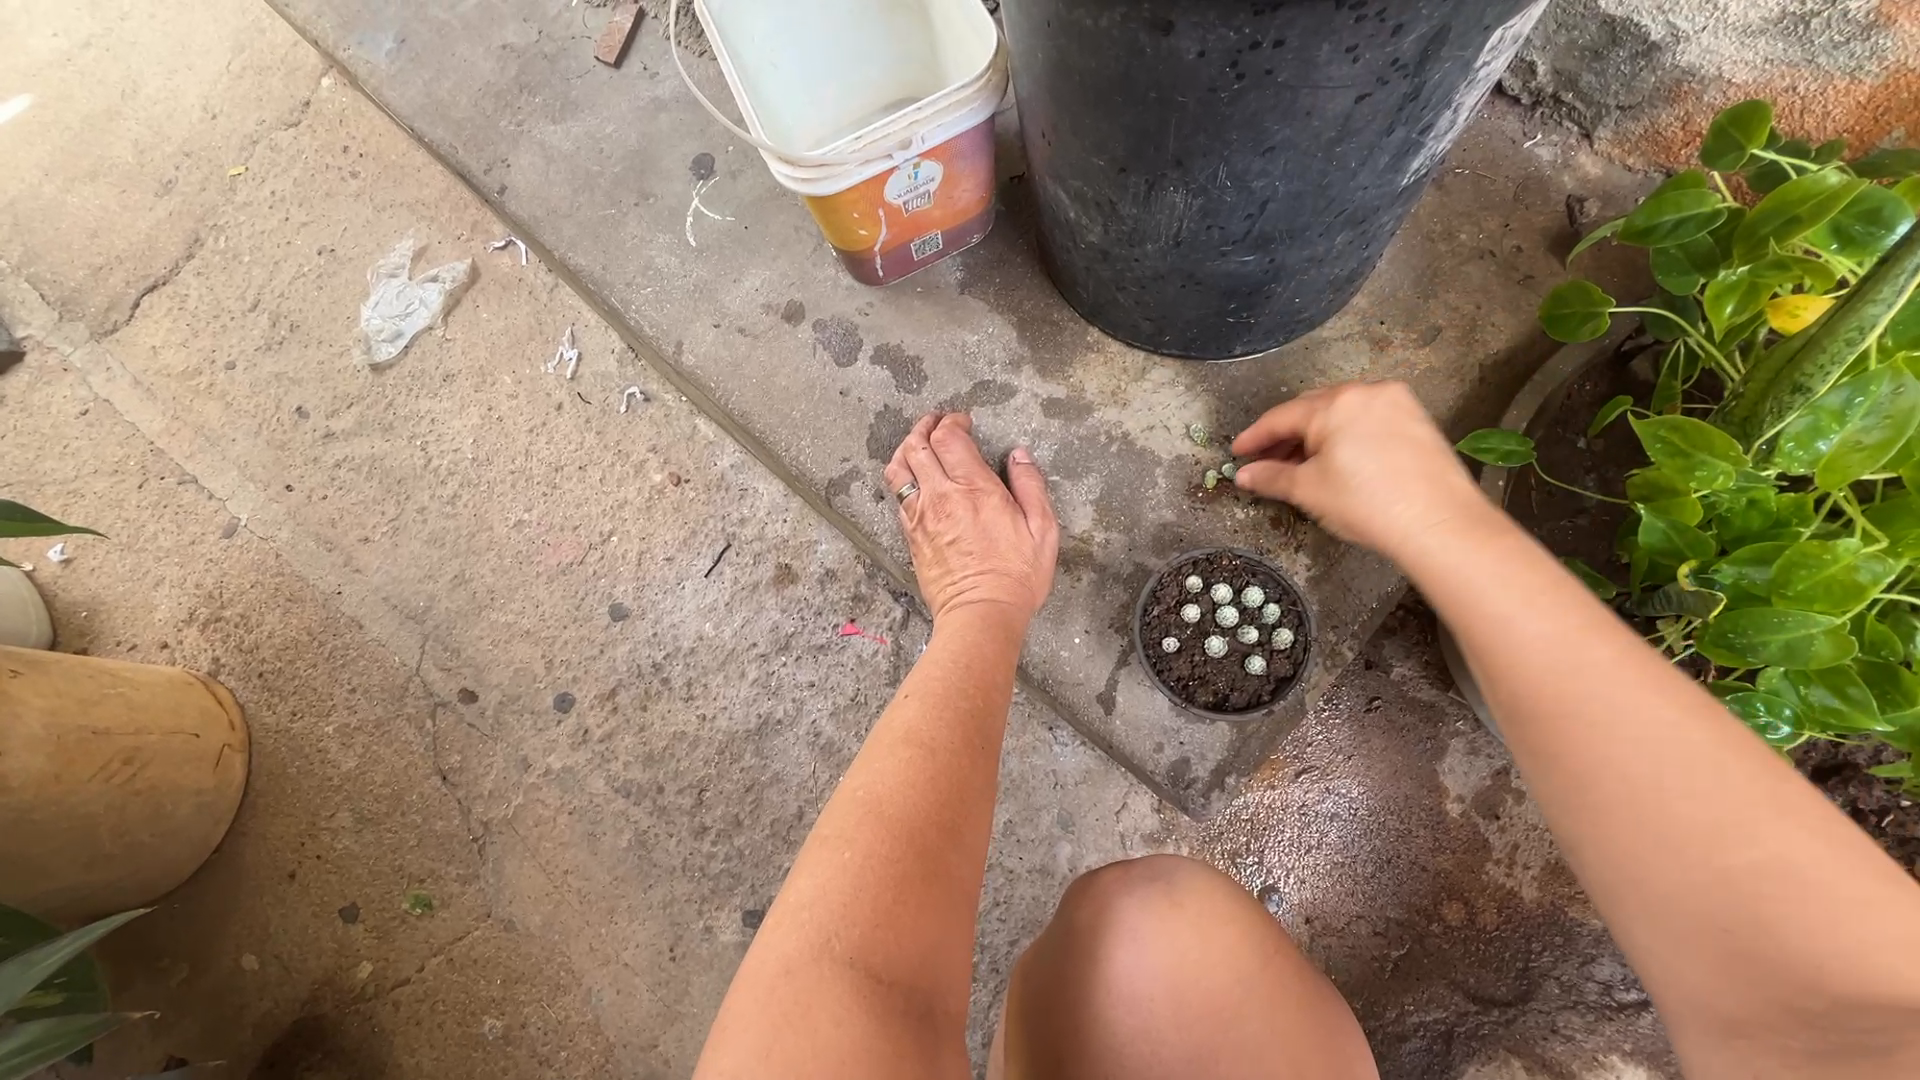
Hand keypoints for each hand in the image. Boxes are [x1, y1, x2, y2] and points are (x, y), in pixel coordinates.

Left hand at [884, 413, 1058, 623]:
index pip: (949, 438)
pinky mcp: (911, 536)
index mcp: (975, 489)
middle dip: (924, 426)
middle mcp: (941, 496)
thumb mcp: (1043, 529)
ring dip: (905, 448)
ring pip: (898, 468)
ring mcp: (921, 516)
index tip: (962, 421)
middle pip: (917, 445)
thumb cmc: (1015, 576)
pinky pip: (897, 497)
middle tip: (934, 421)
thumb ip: (1030, 485)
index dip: (952, 421)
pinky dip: (901, 478)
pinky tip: (913, 480)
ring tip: (917, 443)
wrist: (980, 615)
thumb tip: (1019, 456)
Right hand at [1231, 381, 1491, 559]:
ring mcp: (1395, 404)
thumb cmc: (1372, 504)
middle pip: (1311, 411)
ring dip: (1314, 438)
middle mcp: (1366, 393)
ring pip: (1340, 415)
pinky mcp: (1415, 420)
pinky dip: (1344, 437)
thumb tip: (1246, 475)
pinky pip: (1366, 421)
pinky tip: (1334, 462)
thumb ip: (1271, 477)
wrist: (1439, 524)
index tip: (1239, 451)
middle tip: (1265, 461)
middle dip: (1285, 437)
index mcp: (1335, 403)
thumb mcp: (1308, 491)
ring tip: (1299, 467)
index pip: (1281, 417)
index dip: (1255, 437)